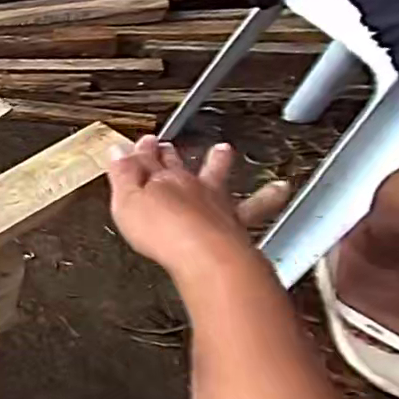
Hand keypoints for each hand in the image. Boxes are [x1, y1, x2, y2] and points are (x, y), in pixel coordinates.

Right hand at [108, 136, 267, 277]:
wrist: (205, 255)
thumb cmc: (165, 232)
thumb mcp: (127, 202)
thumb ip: (123, 176)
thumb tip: (117, 152)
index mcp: (162, 180)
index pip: (148, 160)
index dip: (142, 152)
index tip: (141, 143)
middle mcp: (191, 186)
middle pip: (178, 165)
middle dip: (170, 154)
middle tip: (168, 146)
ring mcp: (215, 202)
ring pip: (217, 175)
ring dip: (219, 162)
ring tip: (224, 151)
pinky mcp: (235, 222)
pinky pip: (257, 204)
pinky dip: (269, 195)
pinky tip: (280, 188)